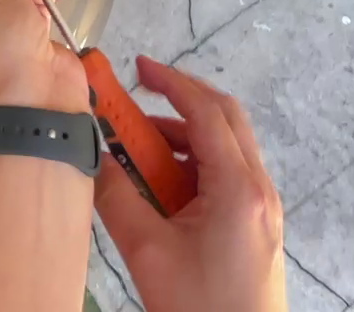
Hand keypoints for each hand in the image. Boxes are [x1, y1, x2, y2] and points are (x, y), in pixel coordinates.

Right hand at [95, 57, 285, 311]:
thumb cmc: (199, 307)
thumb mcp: (146, 250)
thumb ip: (114, 193)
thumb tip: (89, 151)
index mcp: (238, 187)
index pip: (205, 111)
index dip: (170, 81)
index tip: (136, 66)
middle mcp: (260, 189)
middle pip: (225, 117)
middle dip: (181, 95)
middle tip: (141, 87)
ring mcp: (264, 209)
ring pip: (227, 144)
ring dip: (184, 131)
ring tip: (140, 146)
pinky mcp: (258, 227)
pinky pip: (228, 172)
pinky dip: (194, 160)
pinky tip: (162, 184)